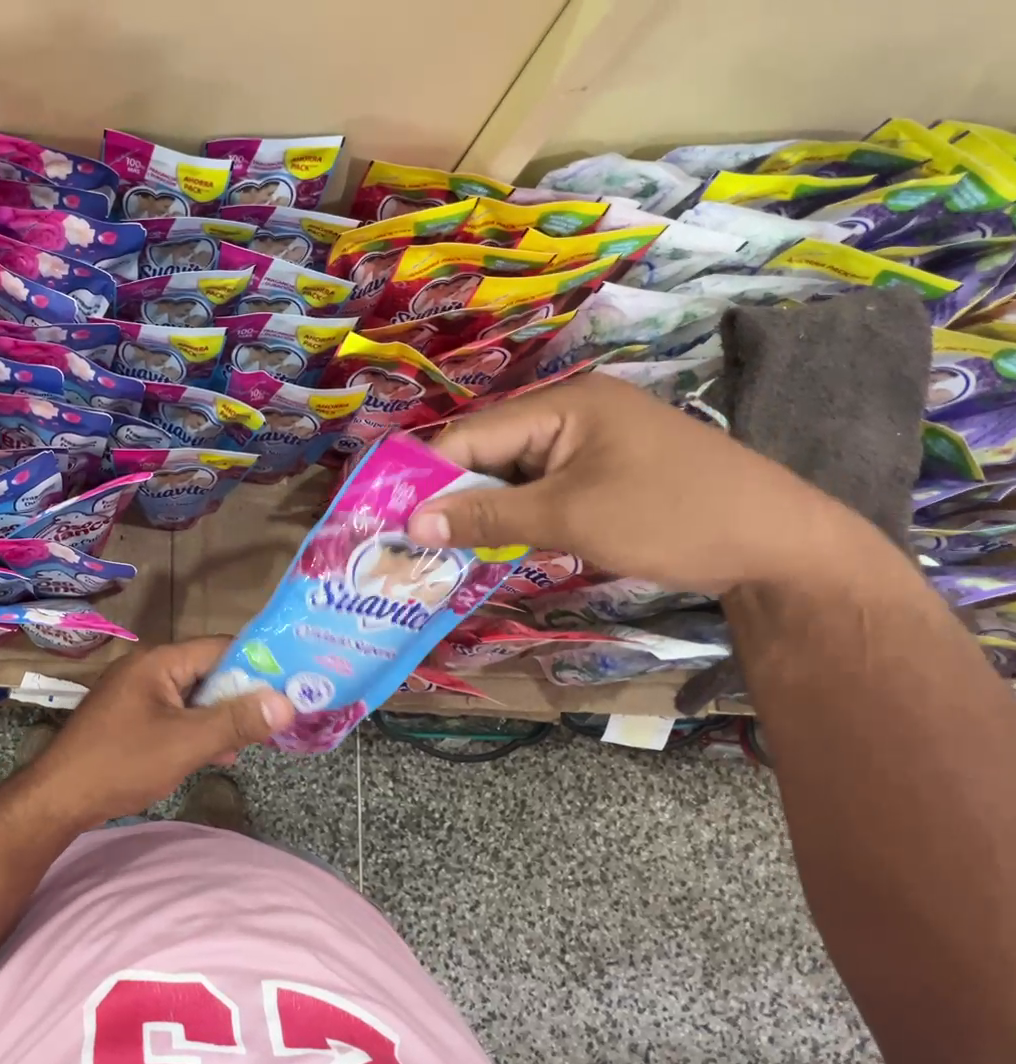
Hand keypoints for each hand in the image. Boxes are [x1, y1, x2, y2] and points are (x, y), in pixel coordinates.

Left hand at [23, 637, 294, 822]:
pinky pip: (173, 715)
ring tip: (256, 741)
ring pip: (192, 697)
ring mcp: (135, 694)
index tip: (293, 683)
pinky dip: (196, 730)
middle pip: (207, 671)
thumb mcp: (187, 743)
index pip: (219, 648)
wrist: (60, 796)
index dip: (258, 663)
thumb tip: (287, 701)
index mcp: (158, 662)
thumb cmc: (122, 762)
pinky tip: (217, 753)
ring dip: (221, 717)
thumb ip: (236, 721)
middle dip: (242, 695)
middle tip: (281, 718)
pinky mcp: (128, 719)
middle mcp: (146, 669)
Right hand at [404, 374, 868, 594]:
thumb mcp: (569, 518)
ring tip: (442, 548)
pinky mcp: (605, 471)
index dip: (427, 477)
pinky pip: (540, 487)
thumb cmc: (672, 518)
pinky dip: (515, 514)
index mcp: (565, 403)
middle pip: (488, 451)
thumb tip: (411, 524)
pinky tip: (492, 544)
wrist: (784, 549)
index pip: (471, 435)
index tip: (389, 518)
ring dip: (482, 510)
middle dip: (451, 496)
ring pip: (511, 473)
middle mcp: (573, 412)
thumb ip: (486, 518)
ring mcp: (592, 442)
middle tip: (411, 541)